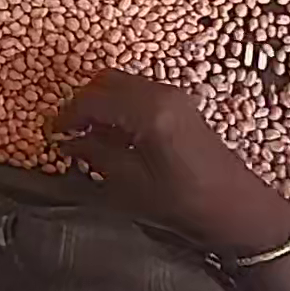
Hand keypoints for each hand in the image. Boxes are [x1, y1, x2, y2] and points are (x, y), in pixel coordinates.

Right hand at [53, 69, 289, 256]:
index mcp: (148, 112)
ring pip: (122, 83)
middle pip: (106, 81)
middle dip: (82, 104)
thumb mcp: (131, 184)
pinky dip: (119, 104)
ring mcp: (173, 95)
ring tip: (87, 134)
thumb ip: (96, 155)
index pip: (93, 100)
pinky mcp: (180, 104)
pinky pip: (138, 92)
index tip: (52, 134)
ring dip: (100, 102)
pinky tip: (113, 132)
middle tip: (67, 132)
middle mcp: (160, 93)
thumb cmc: (183, 202)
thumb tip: (67, 142)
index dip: (67, 116)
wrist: (236, 209)